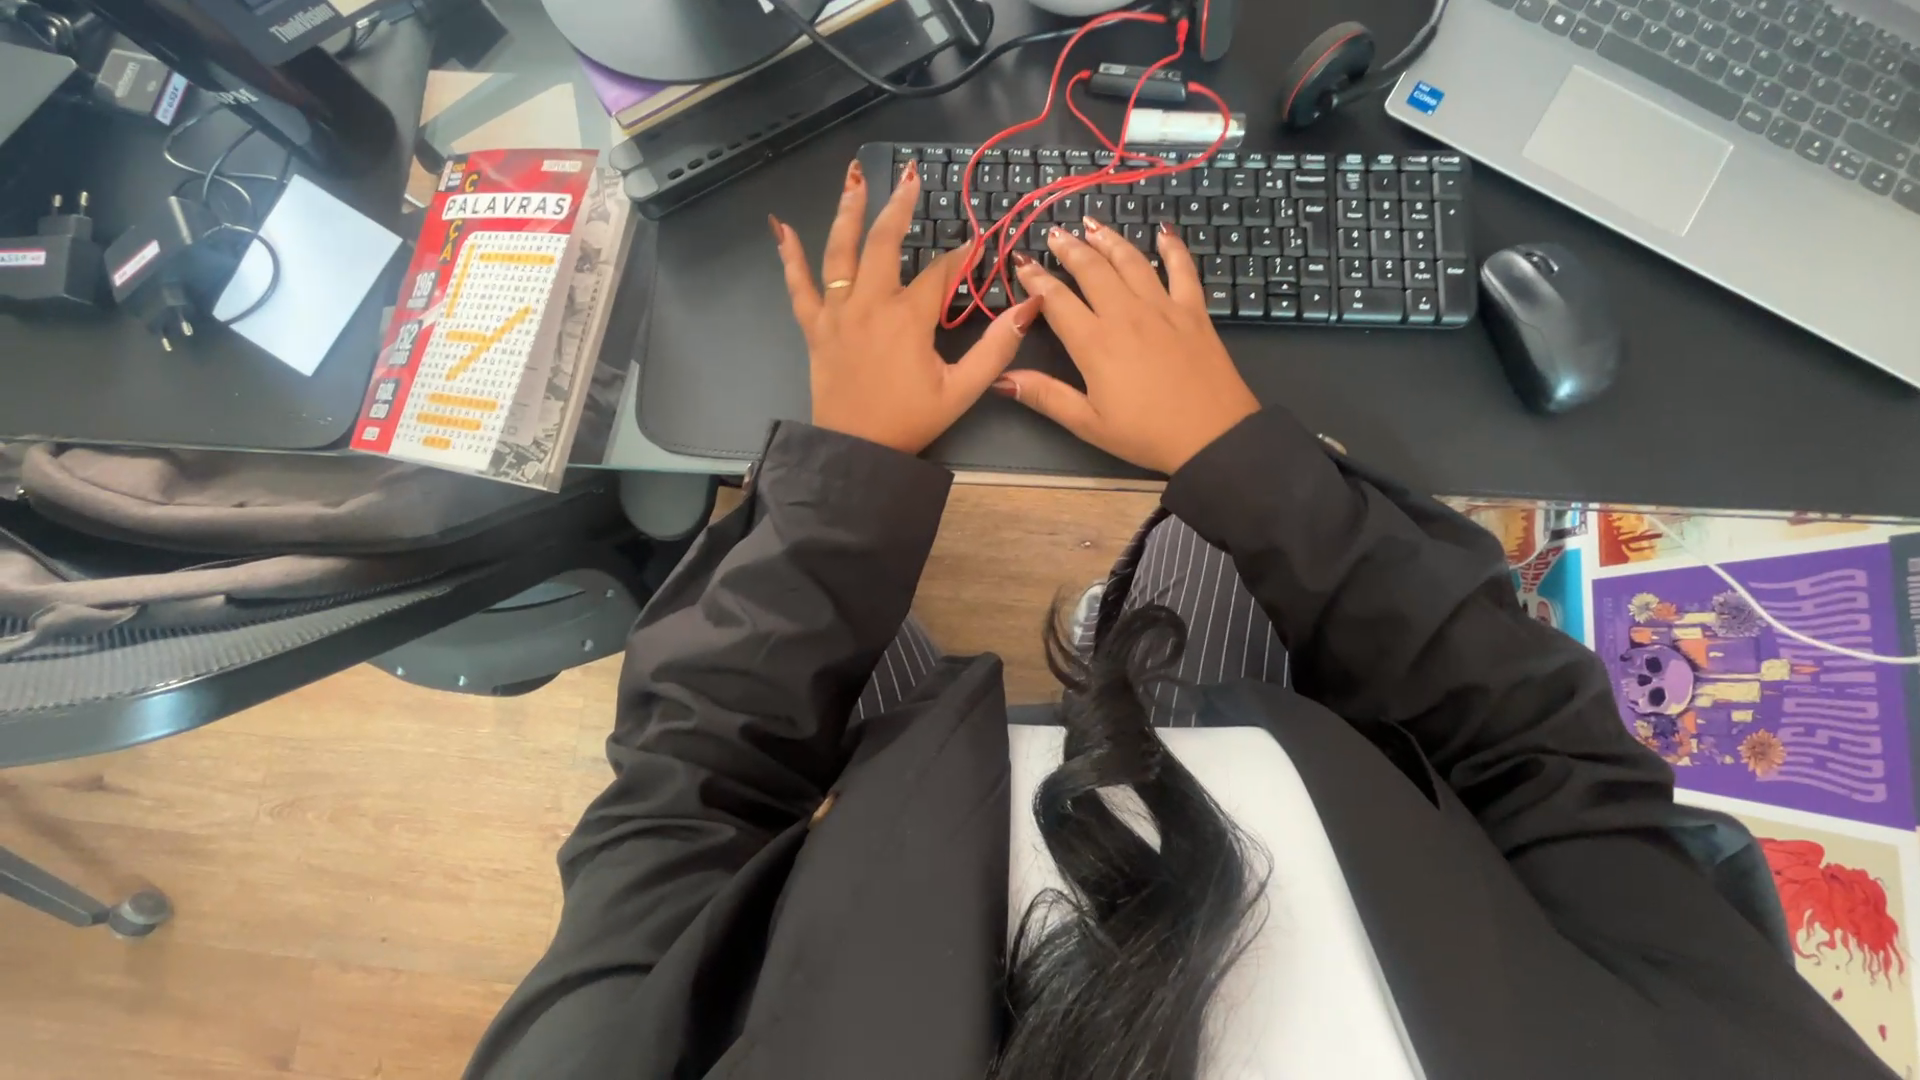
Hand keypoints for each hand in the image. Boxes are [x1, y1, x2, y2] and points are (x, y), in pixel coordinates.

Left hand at [772, 158, 1042, 454]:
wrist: (857, 451)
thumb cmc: (911, 422)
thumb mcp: (963, 390)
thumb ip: (996, 348)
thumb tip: (1028, 307)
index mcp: (908, 318)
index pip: (939, 272)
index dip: (961, 256)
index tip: (977, 243)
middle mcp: (870, 304)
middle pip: (884, 242)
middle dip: (899, 206)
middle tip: (910, 175)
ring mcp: (838, 313)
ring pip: (839, 252)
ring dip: (848, 212)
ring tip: (854, 178)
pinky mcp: (816, 329)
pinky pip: (799, 287)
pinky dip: (789, 257)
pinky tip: (781, 228)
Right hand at [994, 220, 1259, 474]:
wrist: (1211, 436)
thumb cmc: (1145, 435)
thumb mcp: (1087, 423)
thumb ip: (1045, 396)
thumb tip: (1001, 378)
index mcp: (1094, 343)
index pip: (1056, 300)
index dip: (1035, 279)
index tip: (1022, 263)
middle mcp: (1125, 314)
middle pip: (1091, 269)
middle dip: (1069, 248)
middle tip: (1054, 233)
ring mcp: (1162, 308)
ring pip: (1130, 261)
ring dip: (1108, 239)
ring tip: (1092, 224)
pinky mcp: (1193, 311)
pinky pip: (1182, 268)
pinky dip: (1171, 247)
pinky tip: (1162, 233)